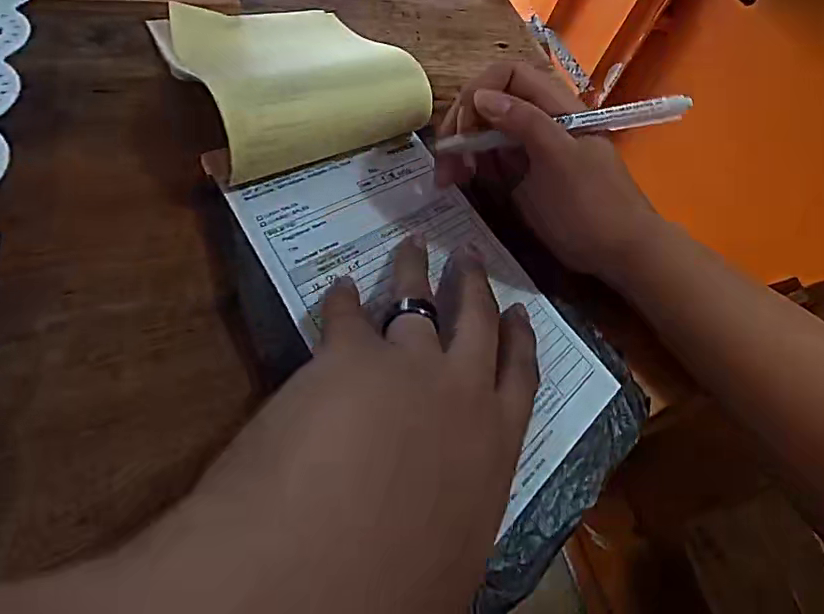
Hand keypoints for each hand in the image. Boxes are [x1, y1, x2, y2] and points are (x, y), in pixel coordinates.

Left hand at [124, 238, 538, 613]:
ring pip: (417, 301)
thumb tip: (458, 514)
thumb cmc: (387, 594)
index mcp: (493, 443)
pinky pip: (349, 312)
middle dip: (474, 281)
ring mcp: (406, 367)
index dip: (521, 338)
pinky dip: (344, 297)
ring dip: (414, 270)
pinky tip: (340, 287)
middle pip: (475, 319)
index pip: (519, 376)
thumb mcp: (453, 565)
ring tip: (411, 245)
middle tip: (468, 250)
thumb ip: (464, 517)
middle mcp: (459, 392)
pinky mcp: (347, 357)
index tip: (520, 309)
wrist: (302, 583)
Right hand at [433, 63, 667, 285]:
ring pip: (488, 132)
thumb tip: (481, 95)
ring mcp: (535, 148)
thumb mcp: (559, 159)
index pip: (510, 75)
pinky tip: (465, 182)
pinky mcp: (527, 175)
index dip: (480, 89)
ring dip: (464, 148)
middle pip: (493, 102)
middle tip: (446, 160)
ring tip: (453, 178)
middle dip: (463, 123)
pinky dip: (475, 166)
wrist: (622, 253)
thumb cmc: (593, 205)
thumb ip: (525, 122)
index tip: (462, 126)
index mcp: (558, 107)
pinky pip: (494, 159)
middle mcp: (544, 121)